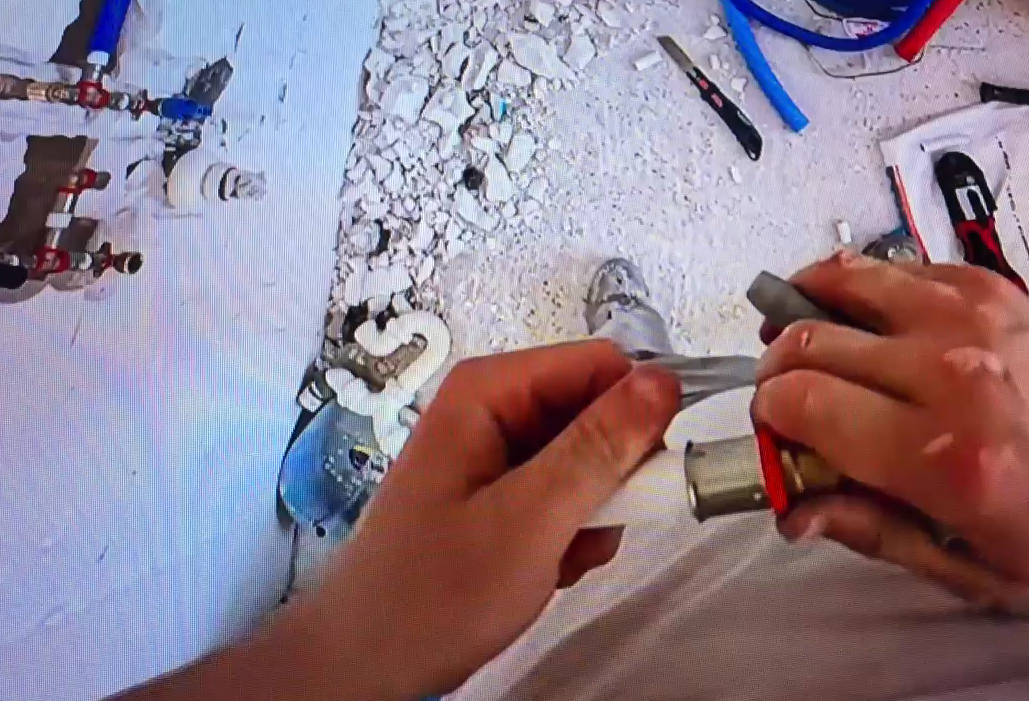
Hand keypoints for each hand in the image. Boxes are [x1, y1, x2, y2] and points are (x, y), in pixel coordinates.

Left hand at [268, 341, 679, 700]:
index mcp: (490, 387)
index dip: (637, 411)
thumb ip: (599, 448)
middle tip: (593, 527)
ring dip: (592, 511)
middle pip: (595, 409)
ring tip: (560, 555)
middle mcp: (494, 404)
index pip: (599, 364)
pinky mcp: (502, 486)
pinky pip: (566, 489)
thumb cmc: (435, 591)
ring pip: (588, 456)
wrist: (367, 664)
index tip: (652, 472)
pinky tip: (546, 564)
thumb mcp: (529, 518)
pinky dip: (571, 529)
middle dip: (609, 472)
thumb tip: (662, 380)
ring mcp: (497, 447)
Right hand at [753, 252, 1028, 593]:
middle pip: (806, 342)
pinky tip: (854, 317)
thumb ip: (871, 532)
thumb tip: (791, 510)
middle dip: (773, 368)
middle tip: (784, 390)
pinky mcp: (978, 282)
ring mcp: (963, 314)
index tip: (775, 427)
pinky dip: (848, 288)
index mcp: (944, 458)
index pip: (804, 405)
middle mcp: (948, 374)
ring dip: (798, 308)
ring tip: (797, 333)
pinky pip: (881, 268)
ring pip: (834, 281)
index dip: (768, 413)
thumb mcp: (972, 561)